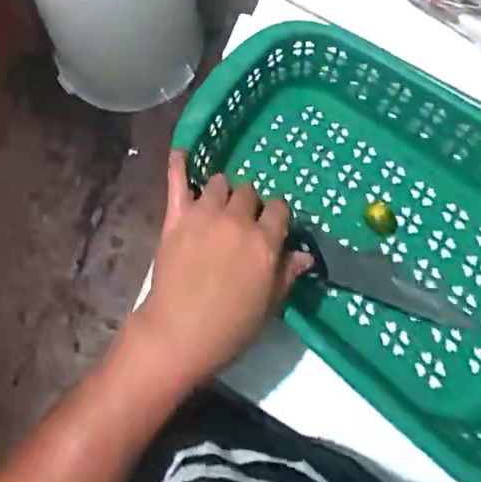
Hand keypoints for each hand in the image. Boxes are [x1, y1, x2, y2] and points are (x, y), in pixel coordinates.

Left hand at [127, 151, 312, 392]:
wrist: (182, 329)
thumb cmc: (232, 325)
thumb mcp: (269, 303)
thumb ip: (286, 273)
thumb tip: (304, 254)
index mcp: (264, 242)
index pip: (279, 209)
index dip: (276, 215)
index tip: (271, 224)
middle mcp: (236, 220)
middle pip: (247, 192)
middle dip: (248, 202)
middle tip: (241, 218)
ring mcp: (204, 214)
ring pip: (218, 183)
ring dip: (220, 191)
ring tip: (217, 202)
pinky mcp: (176, 215)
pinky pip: (178, 180)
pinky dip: (179, 164)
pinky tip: (181, 152)